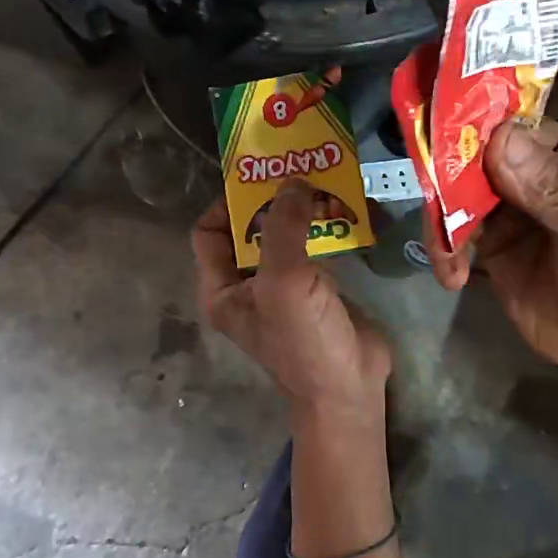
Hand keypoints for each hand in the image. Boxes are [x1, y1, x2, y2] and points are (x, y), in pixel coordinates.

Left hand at [192, 179, 391, 417]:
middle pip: (250, 229)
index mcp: (222, 289)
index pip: (208, 232)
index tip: (259, 179)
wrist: (348, 387)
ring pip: (285, 236)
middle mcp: (247, 285)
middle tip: (299, 170)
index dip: (227, 203)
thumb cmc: (304, 339)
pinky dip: (325, 228)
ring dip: (302, 212)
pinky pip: (314, 248)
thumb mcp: (283, 282)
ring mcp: (283, 287)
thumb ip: (284, 228)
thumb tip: (293, 181)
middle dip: (272, 201)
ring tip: (325, 181)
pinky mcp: (316, 288)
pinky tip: (345, 209)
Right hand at [427, 15, 557, 391]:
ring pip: (476, 154)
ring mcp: (528, 187)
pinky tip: (451, 270)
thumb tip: (499, 140)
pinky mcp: (496, 225)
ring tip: (431, 196)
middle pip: (521, 101)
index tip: (519, 34)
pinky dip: (446, 235)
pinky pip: (460, 211)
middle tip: (431, 99)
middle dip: (478, 101)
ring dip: (447, 172)